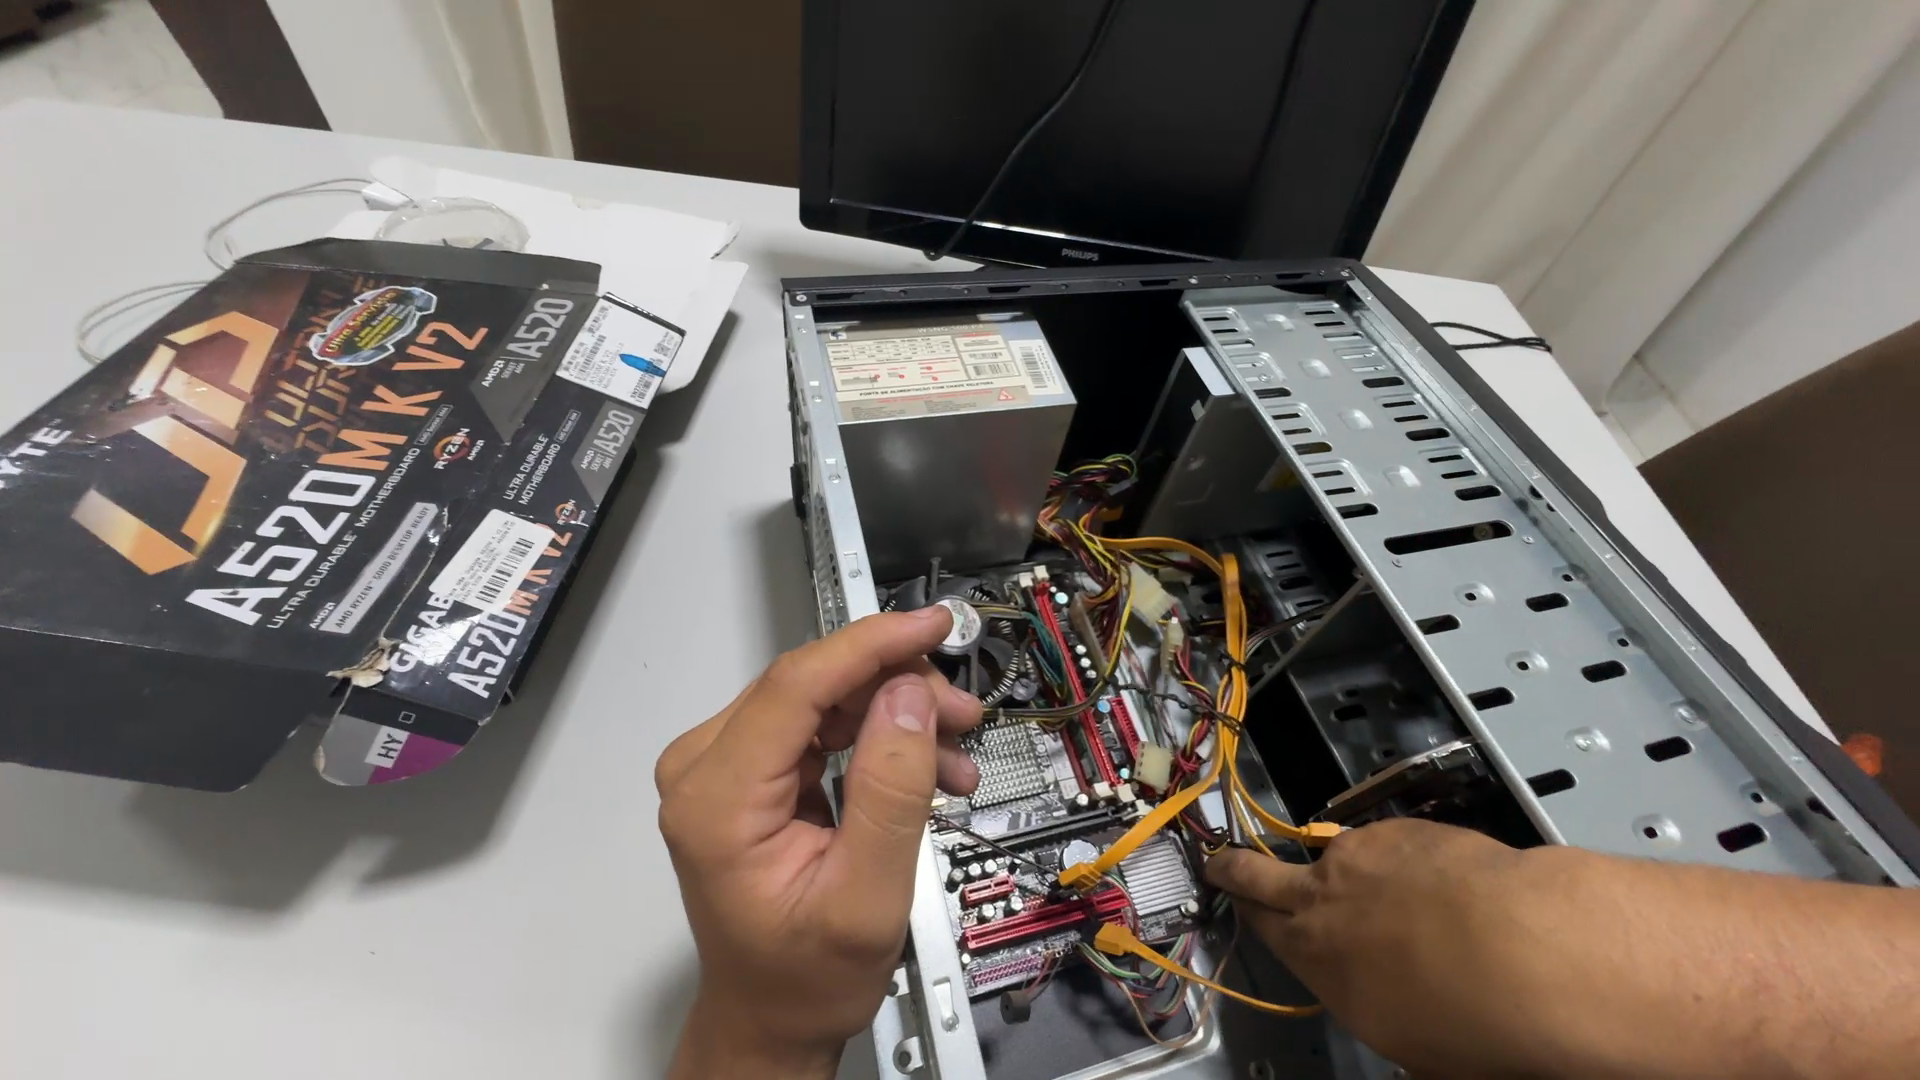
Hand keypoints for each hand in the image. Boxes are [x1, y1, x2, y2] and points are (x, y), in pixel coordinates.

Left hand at [658, 608, 984, 1079]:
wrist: (771, 1017)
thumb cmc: (808, 978)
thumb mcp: (867, 899)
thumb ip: (891, 793)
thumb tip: (911, 696)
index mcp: (717, 799)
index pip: (797, 685)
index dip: (872, 644)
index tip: (935, 625)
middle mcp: (705, 765)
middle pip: (813, 683)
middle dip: (898, 687)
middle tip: (964, 719)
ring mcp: (723, 763)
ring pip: (824, 695)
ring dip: (896, 711)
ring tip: (955, 751)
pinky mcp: (748, 768)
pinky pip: (821, 722)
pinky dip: (878, 733)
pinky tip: (925, 763)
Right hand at [1206, 818, 1919, 1079]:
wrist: (1527, 953)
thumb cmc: (1478, 1025)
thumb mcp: (1422, 1050)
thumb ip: (1382, 1012)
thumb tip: (1391, 1005)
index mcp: (1318, 965)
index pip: (1260, 925)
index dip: (1246, 911)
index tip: (1239, 902)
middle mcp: (1320, 904)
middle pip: (1253, 873)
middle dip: (1233, 868)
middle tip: (1221, 862)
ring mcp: (1353, 859)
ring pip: (1329, 857)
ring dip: (1345, 870)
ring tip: (1396, 894)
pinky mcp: (1393, 830)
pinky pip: (1383, 843)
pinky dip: (1399, 859)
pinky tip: (1443, 882)